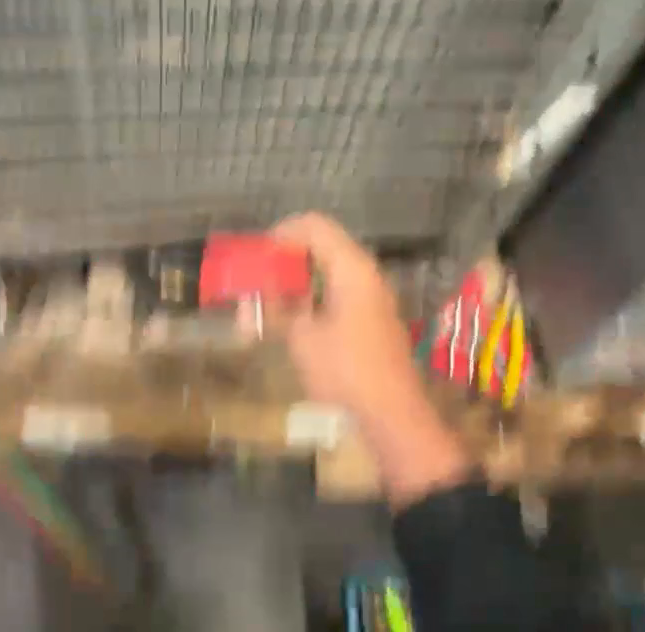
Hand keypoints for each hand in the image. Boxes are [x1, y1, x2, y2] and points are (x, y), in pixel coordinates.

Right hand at [270, 213, 470, 504]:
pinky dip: (309, 302)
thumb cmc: (346, 371)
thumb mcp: (302, 337)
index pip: (313, 226)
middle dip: (283, 263)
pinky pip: (335, 295)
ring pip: (325, 274)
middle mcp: (364, 274)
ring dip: (293, 286)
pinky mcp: (370, 321)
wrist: (394, 418)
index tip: (255, 256)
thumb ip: (276, 308)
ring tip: (262, 309)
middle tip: (253, 282)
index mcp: (351, 267)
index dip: (281, 234)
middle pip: (319, 248)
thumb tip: (250, 296)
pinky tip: (287, 325)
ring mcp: (370, 298)